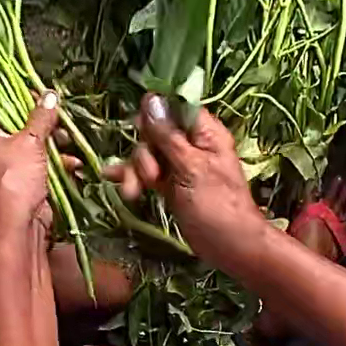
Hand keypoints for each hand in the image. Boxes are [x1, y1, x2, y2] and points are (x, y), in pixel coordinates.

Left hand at [0, 92, 62, 232]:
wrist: (19, 223)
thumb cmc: (14, 182)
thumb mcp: (30, 142)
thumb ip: (41, 117)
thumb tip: (50, 95)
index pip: (5, 106)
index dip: (27, 100)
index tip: (46, 97)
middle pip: (25, 126)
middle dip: (48, 127)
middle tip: (62, 125)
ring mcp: (12, 164)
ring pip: (38, 145)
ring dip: (57, 146)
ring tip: (69, 146)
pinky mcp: (28, 179)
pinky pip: (45, 163)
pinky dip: (59, 163)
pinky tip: (71, 164)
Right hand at [104, 94, 270, 265]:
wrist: (228, 246)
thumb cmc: (217, 206)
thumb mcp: (191, 167)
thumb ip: (168, 135)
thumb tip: (150, 99)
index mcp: (205, 132)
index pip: (175, 106)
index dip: (154, 113)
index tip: (141, 128)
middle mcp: (192, 144)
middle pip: (155, 131)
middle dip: (144, 151)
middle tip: (152, 174)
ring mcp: (180, 165)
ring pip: (148, 154)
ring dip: (137, 170)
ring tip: (135, 192)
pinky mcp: (170, 185)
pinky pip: (148, 173)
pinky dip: (134, 178)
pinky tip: (117, 182)